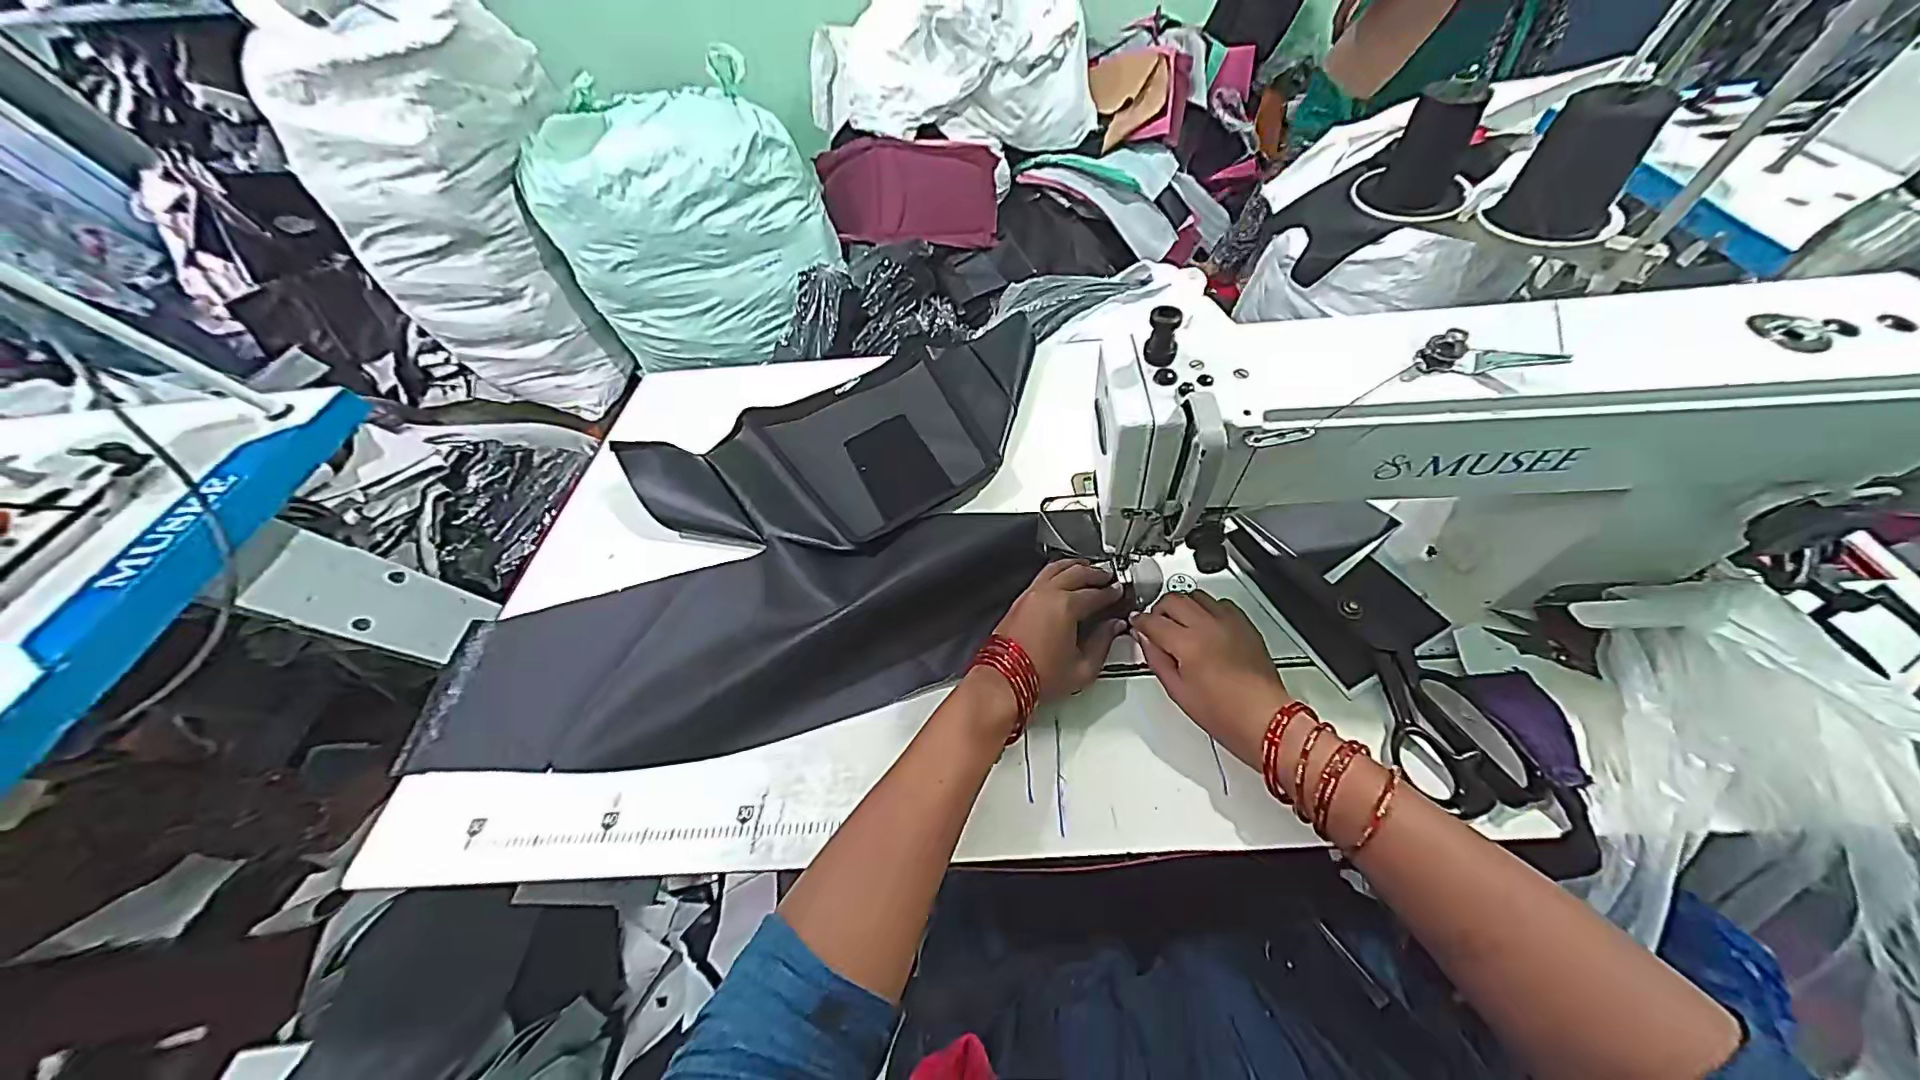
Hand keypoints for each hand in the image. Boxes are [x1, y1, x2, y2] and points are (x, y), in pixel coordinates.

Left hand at [992, 560, 1126, 701]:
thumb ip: (1103, 643)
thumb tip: (1112, 629)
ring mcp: (1030, 595)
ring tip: (1087, 570)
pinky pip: (1042, 576)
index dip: (1111, 592)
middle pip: (1077, 573)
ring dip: (1075, 567)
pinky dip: (1057, 572)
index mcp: (1066, 606)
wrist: (1004, 681)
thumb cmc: (1036, 676)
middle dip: (1097, 573)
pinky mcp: (1019, 601)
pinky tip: (1062, 578)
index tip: (1119, 592)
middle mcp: (1047, 594)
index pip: (1096, 593)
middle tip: (1108, 578)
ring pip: (1056, 568)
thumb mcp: (1083, 668)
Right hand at [1129, 591, 1292, 764]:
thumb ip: (1157, 659)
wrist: (1265, 720)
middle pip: (1173, 599)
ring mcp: (1229, 623)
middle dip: (1158, 609)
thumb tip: (1147, 642)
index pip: (1153, 620)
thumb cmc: (1227, 714)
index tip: (1137, 624)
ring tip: (1179, 623)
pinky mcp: (1245, 626)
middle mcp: (1209, 626)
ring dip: (1183, 605)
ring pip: (1197, 595)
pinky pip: (1221, 604)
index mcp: (1188, 643)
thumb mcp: (1178, 691)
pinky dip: (1208, 609)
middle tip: (1155, 623)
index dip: (1139, 622)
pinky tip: (1205, 625)